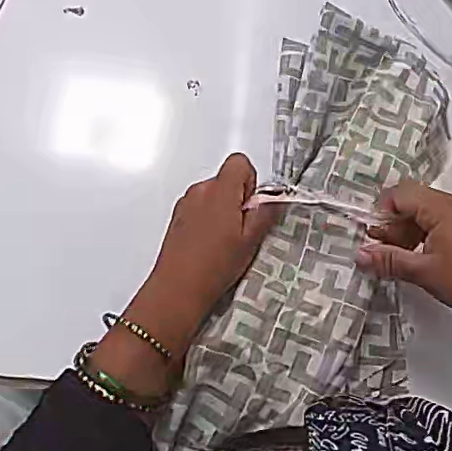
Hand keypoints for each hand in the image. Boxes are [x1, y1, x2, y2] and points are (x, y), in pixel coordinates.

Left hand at [123, 153, 278, 357]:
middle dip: (238, 198)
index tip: (252, 207)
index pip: (239, 162)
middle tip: (242, 230)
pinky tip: (211, 245)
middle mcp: (200, 191)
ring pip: (213, 194)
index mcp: (220, 191)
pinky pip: (200, 207)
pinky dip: (209, 219)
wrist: (178, 288)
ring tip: (226, 242)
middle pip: (226, 179)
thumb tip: (274, 196)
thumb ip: (265, 212)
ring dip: (223, 210)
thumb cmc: (215, 265)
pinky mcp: (177, 217)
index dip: (251, 182)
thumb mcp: (251, 240)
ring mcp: (185, 203)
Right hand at [356, 180, 451, 394]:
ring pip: (421, 213)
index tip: (370, 235)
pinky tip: (414, 258)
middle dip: (390, 223)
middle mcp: (450, 205)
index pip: (398, 194)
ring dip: (403, 231)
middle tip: (377, 247)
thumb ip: (389, 261)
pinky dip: (419, 236)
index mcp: (439, 207)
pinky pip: (434, 223)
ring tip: (394, 257)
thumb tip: (363, 255)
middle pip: (409, 201)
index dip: (379, 213)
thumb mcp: (423, 272)